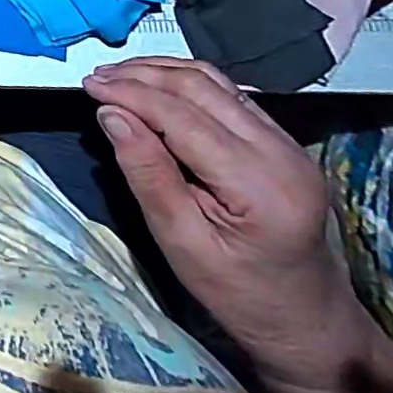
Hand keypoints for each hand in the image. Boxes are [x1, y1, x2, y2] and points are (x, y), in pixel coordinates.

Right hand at [85, 57, 392, 392]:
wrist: (306, 319)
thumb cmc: (238, 289)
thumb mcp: (178, 238)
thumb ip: (145, 171)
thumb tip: (111, 114)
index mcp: (261, 185)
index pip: (182, 116)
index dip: (129, 94)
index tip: (86, 87)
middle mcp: (283, 156)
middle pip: (201, 89)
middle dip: (139, 76)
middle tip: (94, 80)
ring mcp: (288, 146)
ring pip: (215, 83)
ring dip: (159, 73)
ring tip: (115, 78)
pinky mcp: (280, 144)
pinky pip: (227, 93)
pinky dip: (181, 82)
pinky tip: (151, 87)